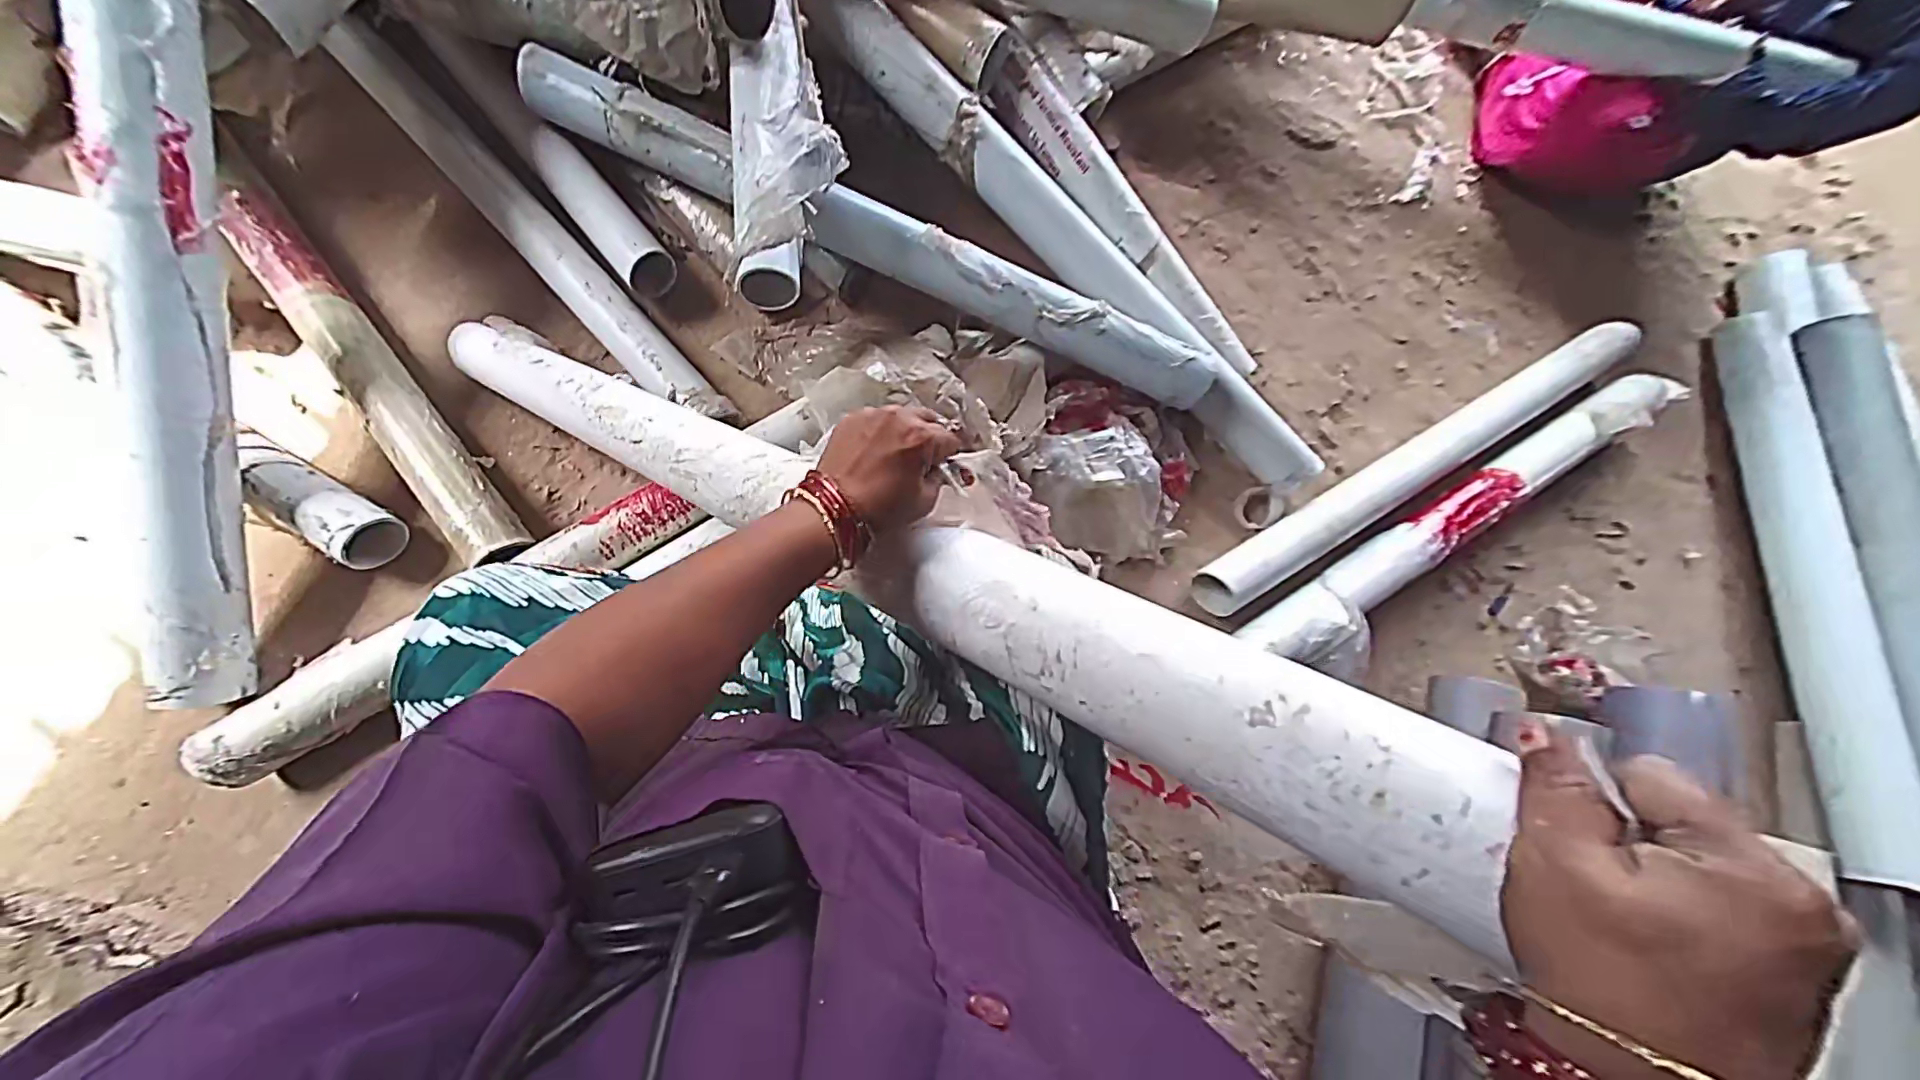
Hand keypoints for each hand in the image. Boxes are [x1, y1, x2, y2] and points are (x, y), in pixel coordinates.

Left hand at [816, 406, 959, 533]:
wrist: (835, 508)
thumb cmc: (877, 507)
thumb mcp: (924, 500)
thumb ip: (939, 479)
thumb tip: (938, 471)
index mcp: (922, 437)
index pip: (951, 438)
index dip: (953, 453)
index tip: (949, 460)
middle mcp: (899, 419)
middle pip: (929, 420)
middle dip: (932, 438)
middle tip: (926, 458)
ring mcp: (874, 416)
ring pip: (902, 416)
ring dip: (906, 430)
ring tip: (899, 453)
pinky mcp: (853, 419)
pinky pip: (876, 419)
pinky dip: (881, 431)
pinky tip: (877, 450)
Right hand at [1502, 724, 1856, 1079]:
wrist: (1627, 1079)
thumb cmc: (1603, 986)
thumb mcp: (1554, 863)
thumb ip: (1552, 787)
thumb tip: (1543, 734)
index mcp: (1756, 871)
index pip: (1648, 775)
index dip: (1589, 796)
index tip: (1564, 827)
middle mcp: (1800, 904)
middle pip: (1675, 818)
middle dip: (1618, 834)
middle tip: (1584, 877)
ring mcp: (1801, 942)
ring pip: (1688, 857)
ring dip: (1640, 868)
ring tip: (1607, 908)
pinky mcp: (1784, 968)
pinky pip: (1709, 899)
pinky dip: (1664, 903)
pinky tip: (1633, 930)